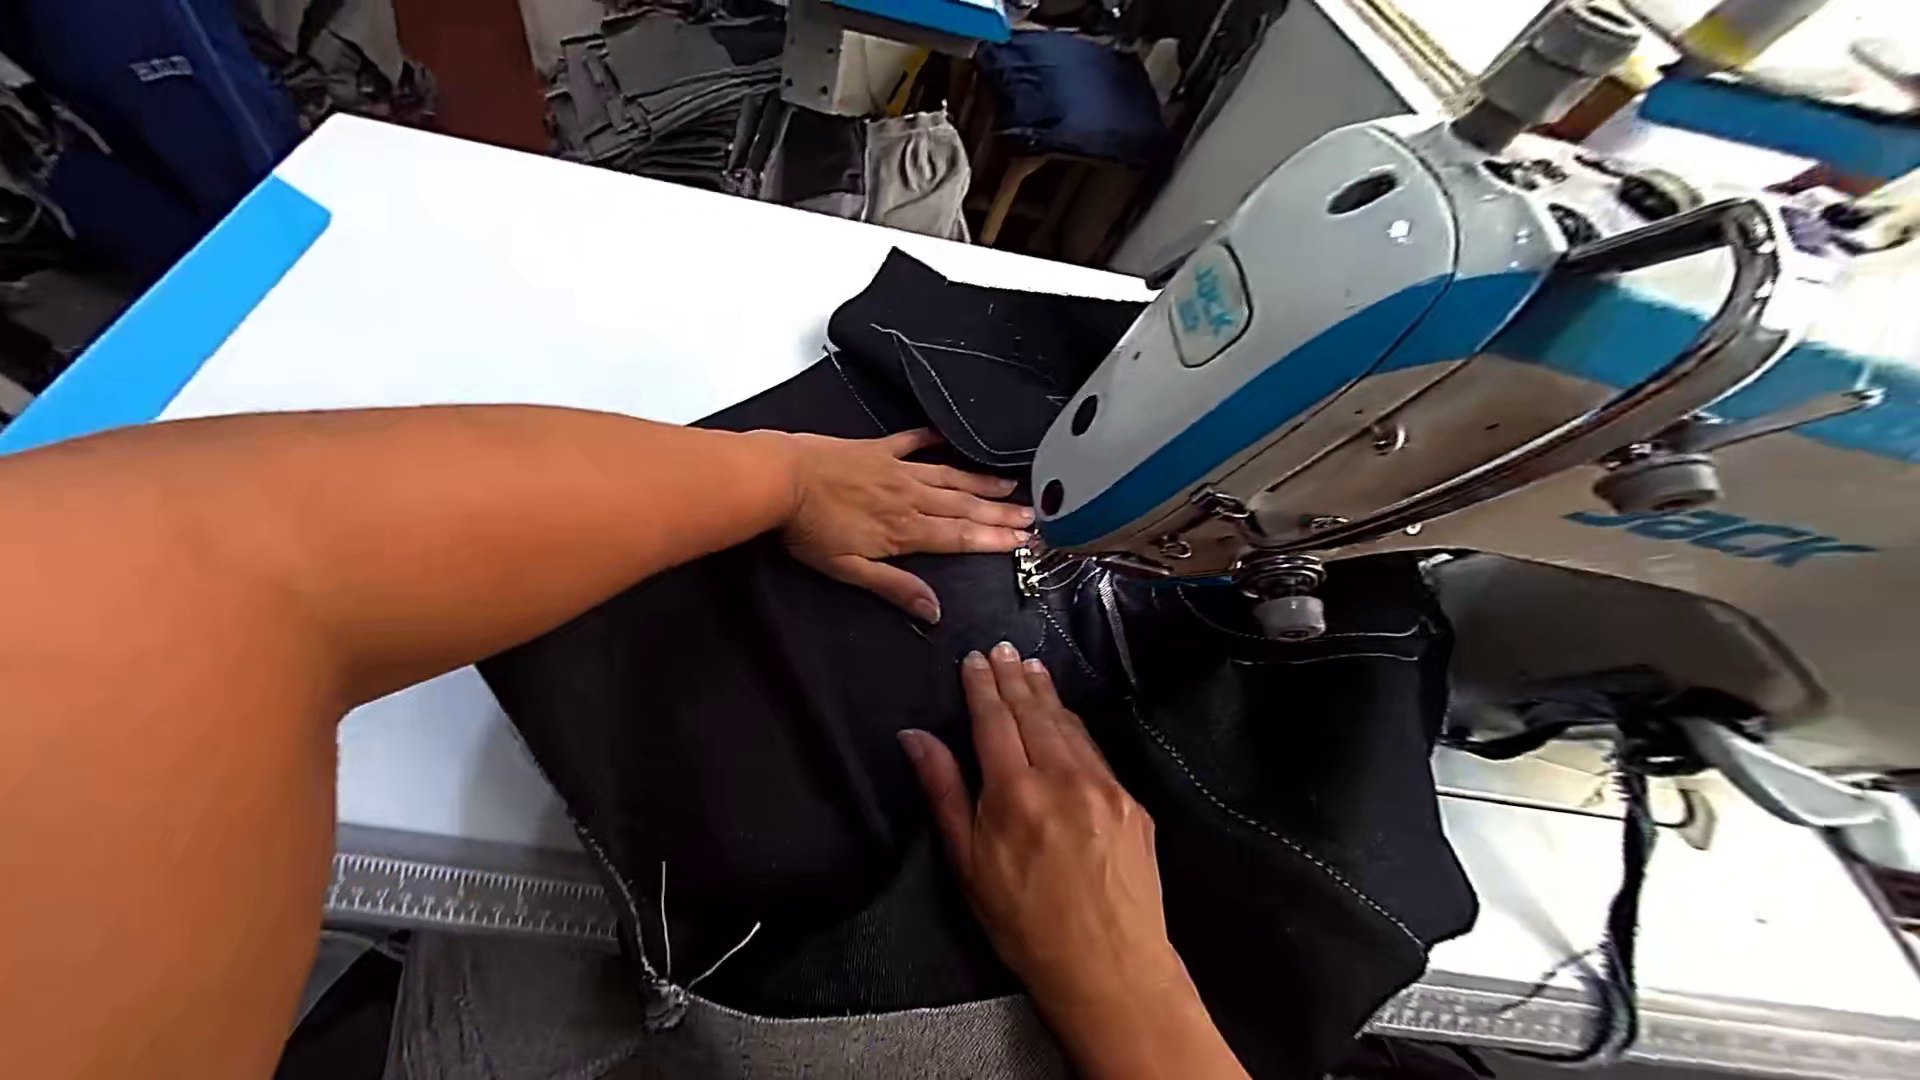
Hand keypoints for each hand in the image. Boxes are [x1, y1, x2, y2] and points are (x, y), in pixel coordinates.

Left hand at [775, 428, 1032, 622]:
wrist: (780, 479)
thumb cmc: (809, 531)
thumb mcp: (849, 570)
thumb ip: (895, 587)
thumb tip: (935, 611)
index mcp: (906, 530)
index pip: (961, 537)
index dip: (995, 539)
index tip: (1025, 540)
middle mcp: (911, 498)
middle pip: (964, 508)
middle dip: (1001, 513)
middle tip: (1033, 515)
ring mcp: (897, 469)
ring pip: (949, 477)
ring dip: (981, 484)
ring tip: (1010, 486)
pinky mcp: (879, 449)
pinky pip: (913, 442)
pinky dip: (932, 441)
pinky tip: (948, 439)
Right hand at [897, 643, 1176, 1004]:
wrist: (1110, 971)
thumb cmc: (1025, 923)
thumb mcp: (967, 863)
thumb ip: (943, 789)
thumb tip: (915, 737)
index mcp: (1014, 793)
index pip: (993, 719)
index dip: (981, 685)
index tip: (974, 660)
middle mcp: (1061, 778)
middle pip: (1031, 711)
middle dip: (1012, 676)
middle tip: (1001, 649)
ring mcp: (1102, 786)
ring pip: (1066, 723)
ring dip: (1044, 691)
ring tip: (1029, 666)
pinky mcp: (1130, 800)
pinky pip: (1093, 749)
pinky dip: (1072, 723)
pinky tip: (1062, 712)